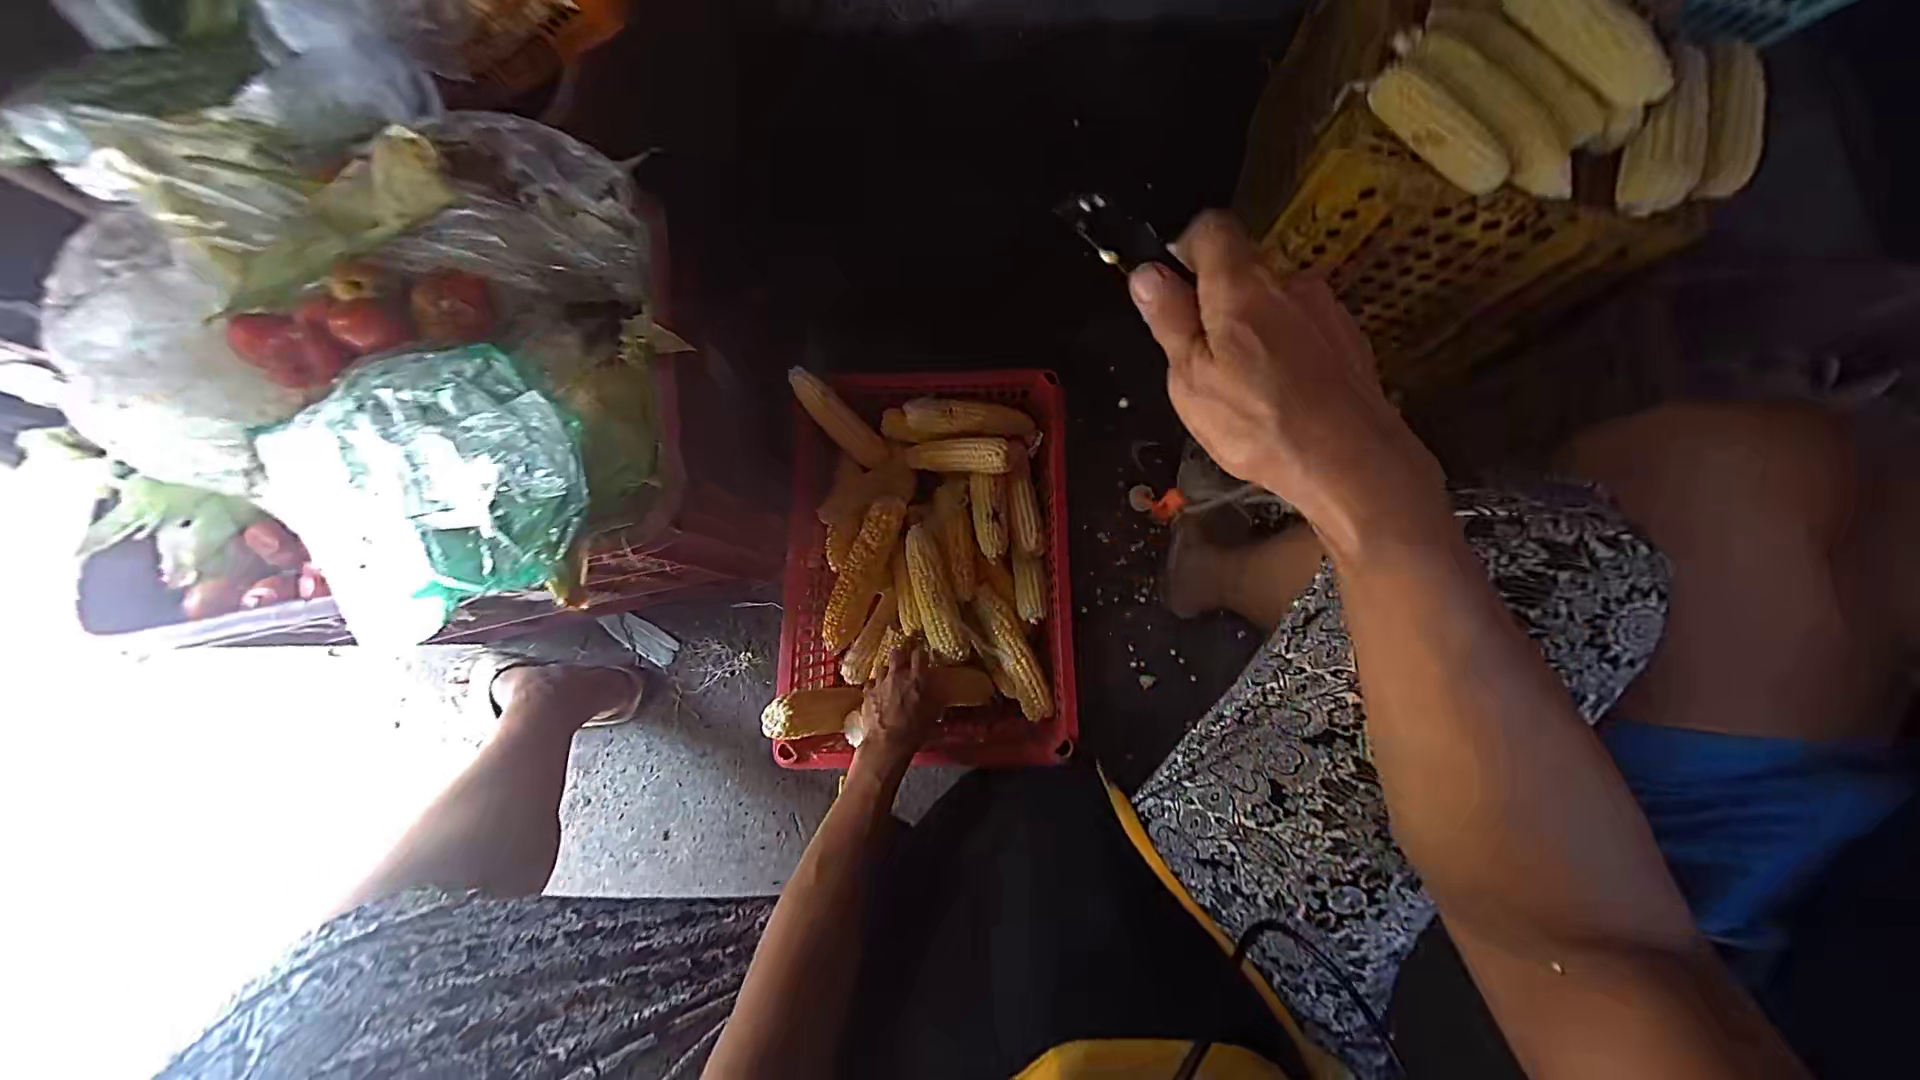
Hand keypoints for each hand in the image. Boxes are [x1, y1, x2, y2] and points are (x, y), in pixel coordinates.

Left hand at [853, 642, 939, 770]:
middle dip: (900, 655)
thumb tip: (938, 691)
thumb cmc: (914, 730)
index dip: (920, 652)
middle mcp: (897, 675)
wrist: (887, 743)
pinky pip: (870, 684)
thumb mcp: (933, 714)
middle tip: (903, 662)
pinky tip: (876, 693)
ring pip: (881, 667)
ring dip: (886, 672)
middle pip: (896, 654)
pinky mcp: (867, 693)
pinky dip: (874, 687)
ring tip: (889, 679)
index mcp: (916, 678)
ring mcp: (879, 683)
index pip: (919, 654)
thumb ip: (935, 698)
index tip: (921, 655)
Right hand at [1129, 212, 1447, 556]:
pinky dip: (1279, 347)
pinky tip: (1275, 392)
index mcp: (1241, 285)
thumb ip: (1169, 319)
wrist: (1348, 460)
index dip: (1182, 250)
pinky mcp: (1345, 337)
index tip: (1170, 288)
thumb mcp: (1191, 378)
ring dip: (1247, 327)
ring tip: (1239, 384)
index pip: (1210, 228)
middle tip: (1198, 357)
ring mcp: (1323, 308)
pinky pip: (1298, 327)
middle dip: (1212, 301)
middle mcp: (1289, 281)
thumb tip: (1147, 275)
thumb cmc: (1259, 423)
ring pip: (1270, 301)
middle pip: (1240, 267)